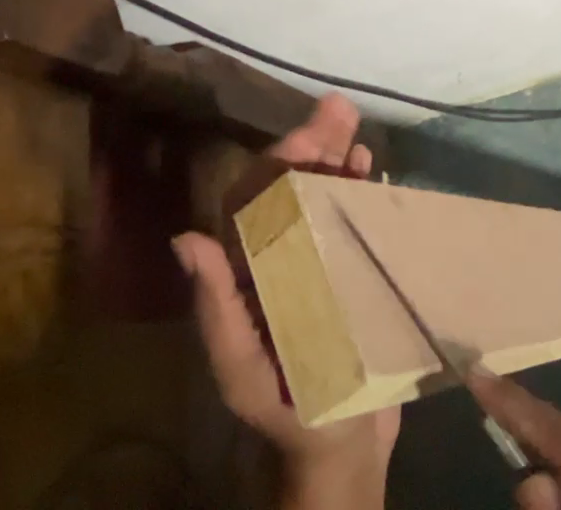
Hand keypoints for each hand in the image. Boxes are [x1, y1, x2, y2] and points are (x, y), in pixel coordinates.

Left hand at [173, 95, 400, 509]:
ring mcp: (321, 262)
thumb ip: (217, 305)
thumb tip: (185, 239)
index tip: (309, 134)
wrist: (340, 451)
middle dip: (315, 146)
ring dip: (340, 162)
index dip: (280, 162)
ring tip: (359, 130)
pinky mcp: (354, 276)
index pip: (259, 201)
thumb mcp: (241, 365)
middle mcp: (283, 256)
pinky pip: (356, 225)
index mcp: (250, 271)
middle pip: (295, 189)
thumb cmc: (285, 410)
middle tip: (341, 109)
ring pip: (325, 199)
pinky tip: (375, 172)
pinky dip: (363, 196)